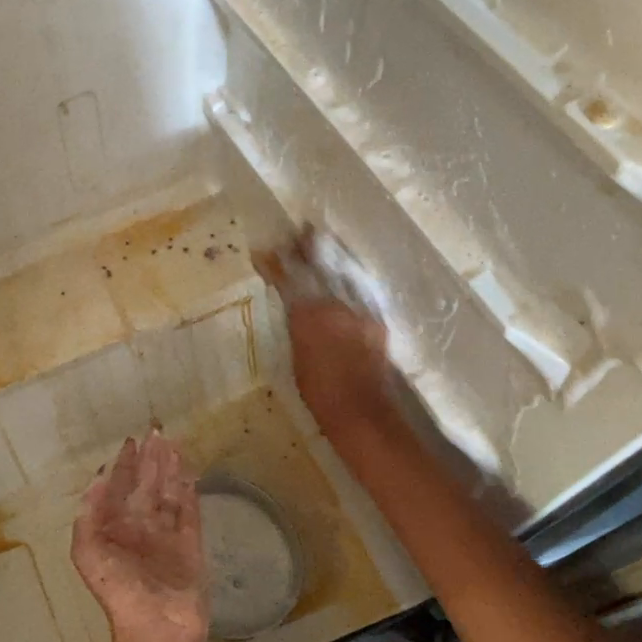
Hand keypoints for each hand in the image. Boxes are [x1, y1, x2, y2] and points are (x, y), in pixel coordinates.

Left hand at [71, 430, 206, 640]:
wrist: (157, 627)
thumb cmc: (118, 589)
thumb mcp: (87, 551)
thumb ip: (90, 511)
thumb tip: (99, 475)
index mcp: (112, 528)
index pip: (119, 487)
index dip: (124, 464)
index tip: (131, 441)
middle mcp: (138, 527)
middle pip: (145, 484)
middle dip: (150, 458)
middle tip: (157, 429)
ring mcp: (166, 535)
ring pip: (168, 492)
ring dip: (170, 467)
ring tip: (173, 441)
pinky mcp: (190, 544)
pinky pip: (189, 510)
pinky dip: (189, 490)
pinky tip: (189, 471)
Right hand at [254, 234, 395, 435]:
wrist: (361, 413)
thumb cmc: (320, 393)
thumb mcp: (297, 356)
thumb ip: (297, 324)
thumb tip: (293, 304)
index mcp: (310, 316)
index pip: (291, 280)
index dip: (278, 264)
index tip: (264, 251)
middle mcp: (337, 307)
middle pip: (322, 268)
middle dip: (310, 247)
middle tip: (301, 228)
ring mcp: (361, 311)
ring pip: (345, 272)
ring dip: (333, 253)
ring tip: (323, 237)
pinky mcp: (377, 319)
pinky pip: (362, 286)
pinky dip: (352, 273)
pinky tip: (349, 268)